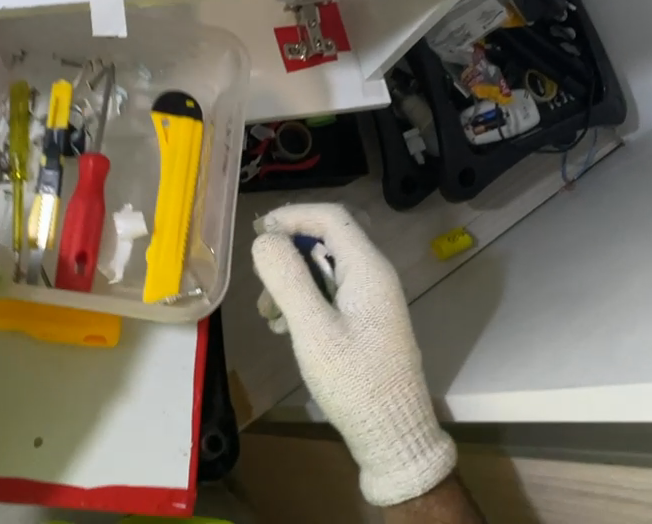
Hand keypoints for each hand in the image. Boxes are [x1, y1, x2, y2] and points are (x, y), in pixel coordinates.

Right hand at [252, 203, 456, 507]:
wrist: (394, 437)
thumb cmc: (355, 381)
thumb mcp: (313, 330)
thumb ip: (288, 279)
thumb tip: (265, 239)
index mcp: (368, 268)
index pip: (331, 216)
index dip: (293, 215)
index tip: (258, 232)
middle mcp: (374, 275)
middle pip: (327, 239)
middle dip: (289, 252)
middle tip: (262, 279)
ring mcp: (372, 298)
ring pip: (326, 267)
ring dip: (293, 280)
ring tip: (269, 314)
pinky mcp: (367, 320)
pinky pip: (331, 292)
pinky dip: (305, 299)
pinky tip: (286, 327)